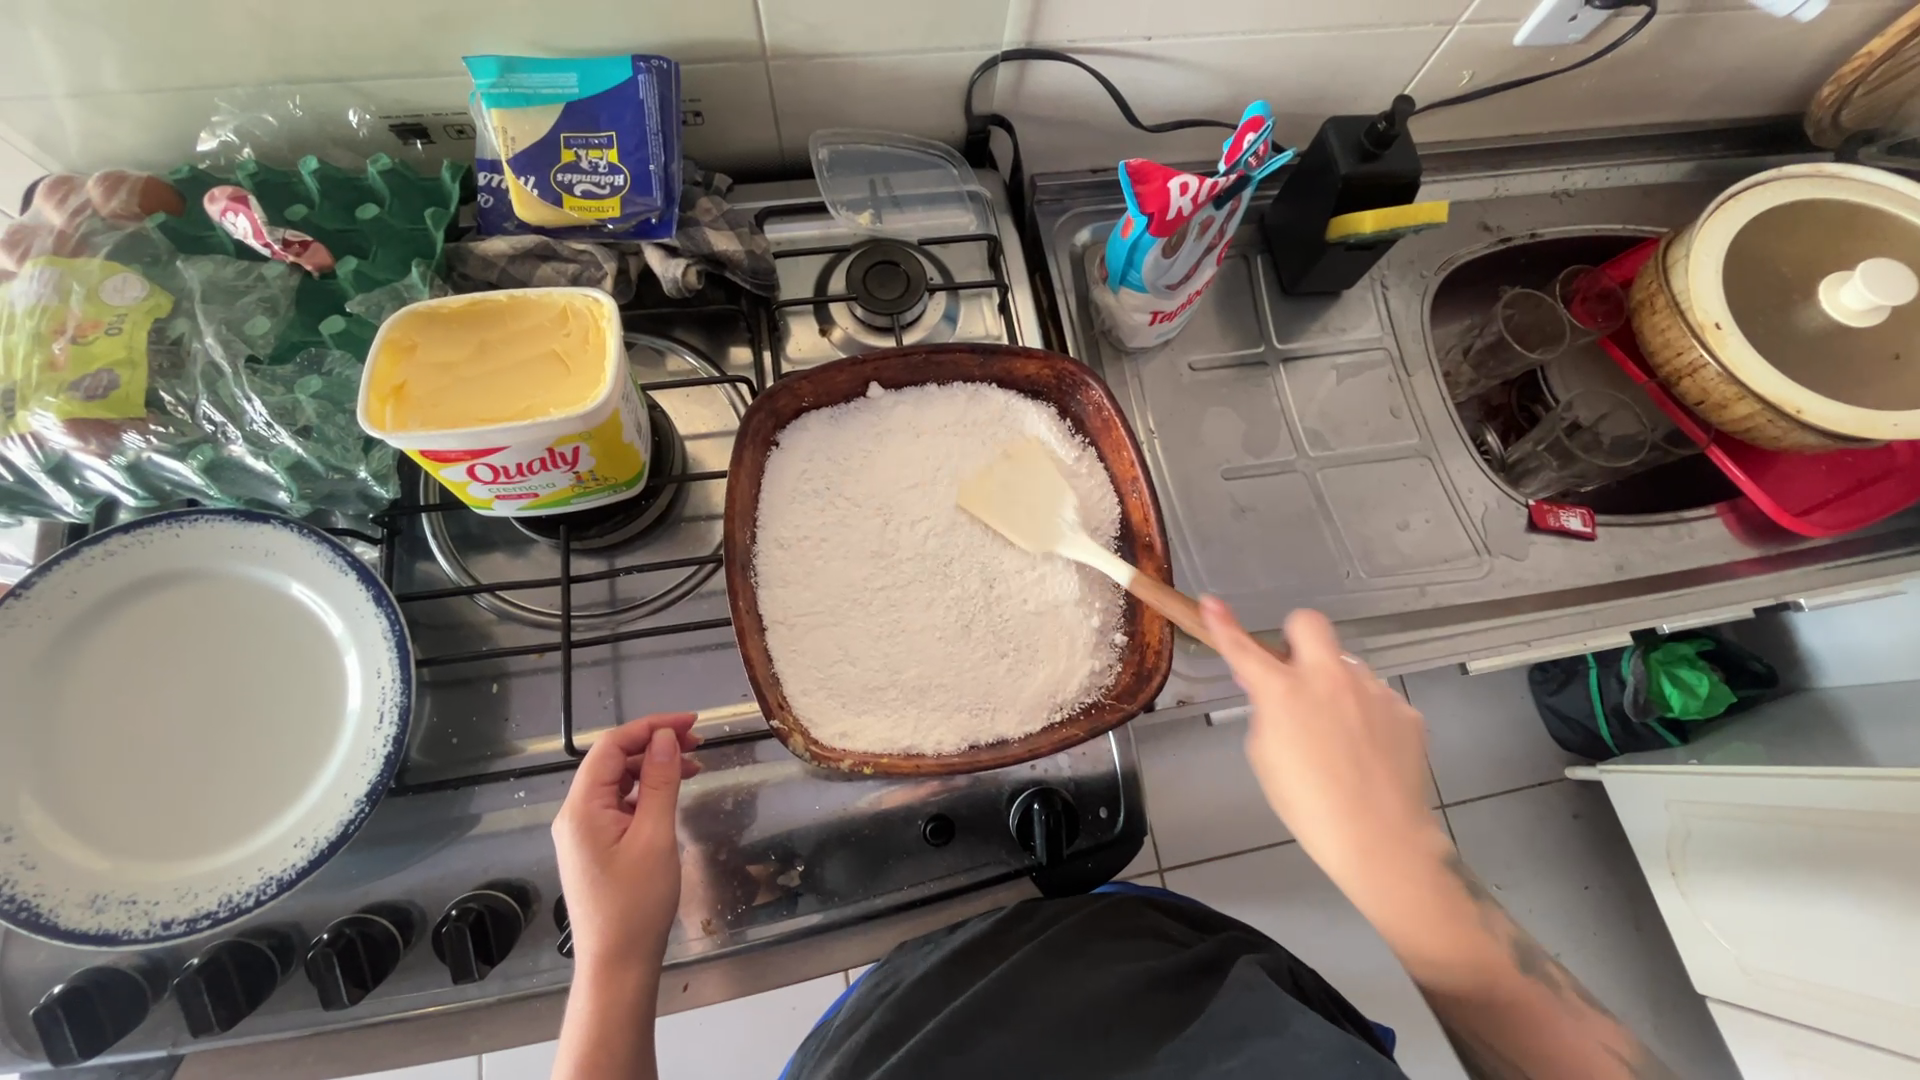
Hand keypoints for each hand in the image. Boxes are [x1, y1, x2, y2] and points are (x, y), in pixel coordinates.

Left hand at [551, 713, 701, 973]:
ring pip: (618, 781)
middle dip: (655, 744)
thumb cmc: (636, 902)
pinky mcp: (596, 846)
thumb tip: (665, 738)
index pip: (612, 746)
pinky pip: (620, 803)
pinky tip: (673, 792)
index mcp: (582, 808)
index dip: (651, 727)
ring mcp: (584, 831)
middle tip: (698, 743)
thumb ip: (659, 781)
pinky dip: (647, 790)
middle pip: (613, 760)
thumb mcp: (655, 835)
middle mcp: (576, 814)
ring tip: (694, 765)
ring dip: (654, 766)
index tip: (691, 723)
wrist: (617, 964)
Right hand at [1199, 597, 1448, 893]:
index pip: (1243, 648)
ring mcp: (1373, 690)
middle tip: (1296, 672)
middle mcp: (1328, 678)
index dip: (1223, 623)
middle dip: (1297, 637)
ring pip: (1346, 665)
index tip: (1210, 602)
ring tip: (1339, 733)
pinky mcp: (1405, 710)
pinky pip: (1376, 697)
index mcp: (1283, 692)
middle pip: (1309, 623)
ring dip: (1335, 684)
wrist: (1381, 840)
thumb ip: (1266, 711)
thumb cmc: (1306, 804)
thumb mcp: (1265, 755)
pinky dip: (1366, 713)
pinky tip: (1368, 749)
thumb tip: (1269, 687)